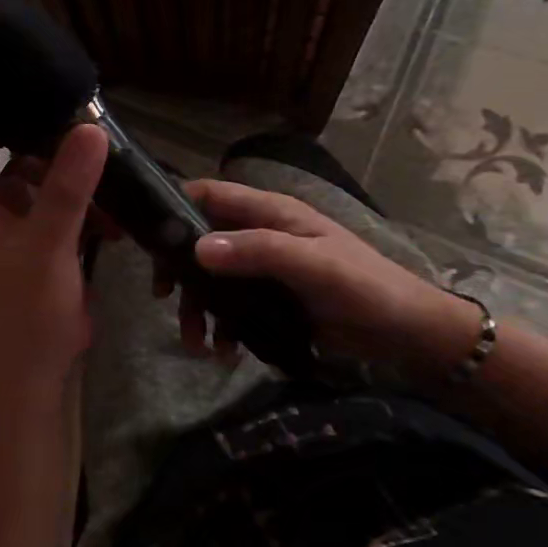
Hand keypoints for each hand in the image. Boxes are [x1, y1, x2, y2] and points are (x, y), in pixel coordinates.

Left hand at [0, 123, 108, 378]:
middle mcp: (0, 212)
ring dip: (78, 182)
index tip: (42, 106)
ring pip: (50, 187)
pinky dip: (92, 211)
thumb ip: (67, 187)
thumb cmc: (30, 306)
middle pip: (19, 161)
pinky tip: (117, 221)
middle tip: (92, 137)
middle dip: (53, 149)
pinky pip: (72, 213)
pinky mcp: (55, 248)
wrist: (42, 367)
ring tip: (112, 180)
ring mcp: (28, 230)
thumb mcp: (47, 242)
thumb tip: (91, 130)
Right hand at [165, 180, 480, 377]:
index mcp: (273, 213)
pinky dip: (223, 327)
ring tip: (196, 343)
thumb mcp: (312, 265)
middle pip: (205, 241)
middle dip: (182, 270)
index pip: (214, 195)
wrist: (402, 331)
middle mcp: (265, 236)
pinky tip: (224, 351)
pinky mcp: (274, 303)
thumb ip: (259, 251)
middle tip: (163, 298)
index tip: (145, 237)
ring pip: (217, 280)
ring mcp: (268, 271)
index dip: (176, 206)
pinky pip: (235, 309)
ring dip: (201, 308)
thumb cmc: (362, 286)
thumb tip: (197, 248)